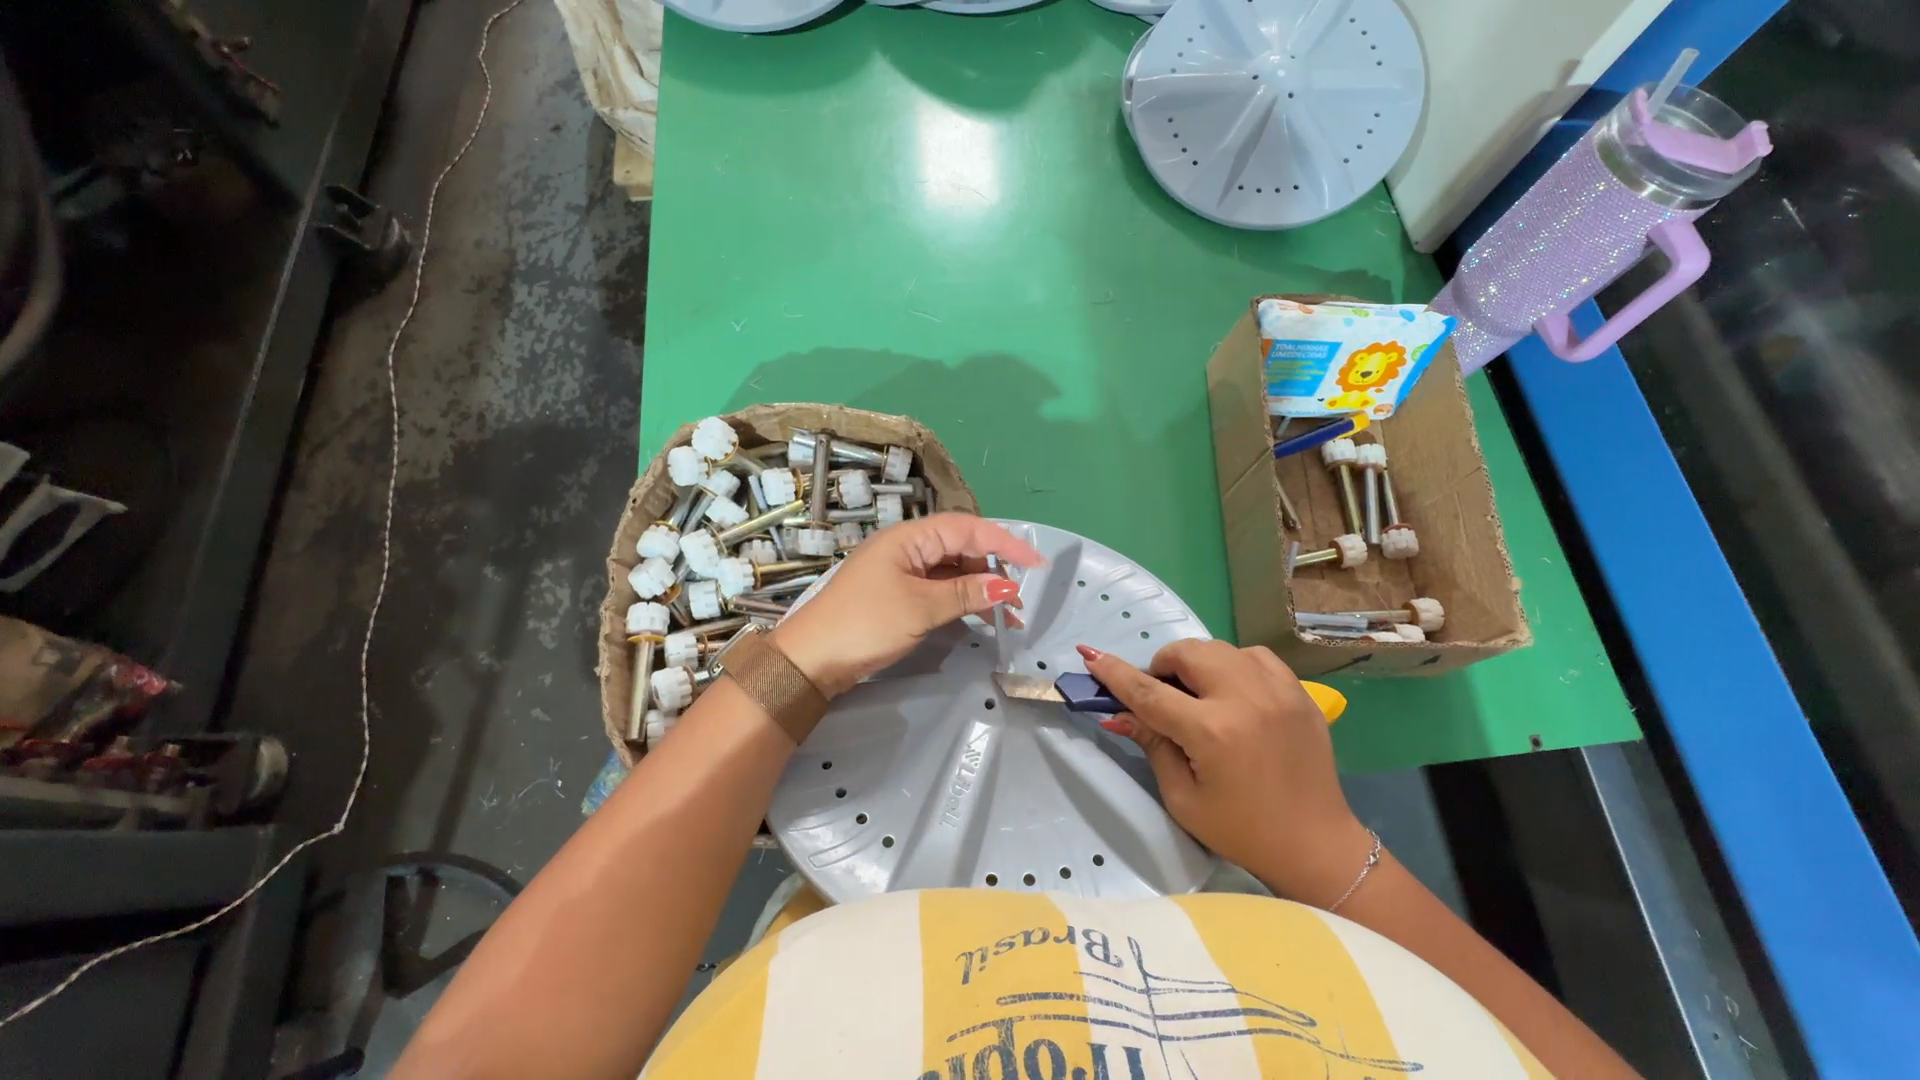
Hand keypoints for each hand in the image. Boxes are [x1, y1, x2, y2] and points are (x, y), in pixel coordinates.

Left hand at [773, 514, 1042, 696]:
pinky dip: (962, 601)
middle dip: (994, 568)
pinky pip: (940, 589)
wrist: (812, 659)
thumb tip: (1008, 586)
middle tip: (1020, 597)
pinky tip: (981, 618)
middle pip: (962, 547)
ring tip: (1009, 616)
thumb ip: (966, 594)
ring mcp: (902, 572)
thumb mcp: (921, 608)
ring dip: (981, 588)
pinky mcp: (899, 596)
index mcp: (909, 538)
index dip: (1005, 542)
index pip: (967, 528)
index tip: (1037, 564)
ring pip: (953, 570)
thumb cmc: (866, 624)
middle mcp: (907, 548)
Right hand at [1079, 639, 1373, 906]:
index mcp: (1212, 731)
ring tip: (1198, 695)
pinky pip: (1256, 657)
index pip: (1150, 691)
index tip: (1091, 656)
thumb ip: (1153, 745)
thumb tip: (1119, 712)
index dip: (1115, 673)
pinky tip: (1233, 693)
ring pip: (1222, 648)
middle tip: (1160, 696)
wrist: (1315, 845)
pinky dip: (1235, 665)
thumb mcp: (1183, 797)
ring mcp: (1279, 691)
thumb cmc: (1241, 831)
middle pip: (1188, 653)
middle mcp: (1245, 699)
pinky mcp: (1300, 694)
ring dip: (1199, 664)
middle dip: (1163, 666)